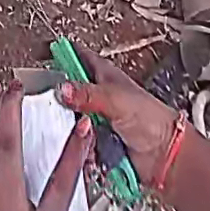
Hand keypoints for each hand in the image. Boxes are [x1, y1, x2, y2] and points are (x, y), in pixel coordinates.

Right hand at [57, 46, 178, 183]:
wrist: (167, 157)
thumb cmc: (151, 119)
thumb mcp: (115, 99)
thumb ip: (86, 94)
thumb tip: (61, 88)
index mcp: (102, 75)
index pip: (76, 56)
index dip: (60, 52)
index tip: (42, 54)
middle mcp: (97, 95)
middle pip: (68, 90)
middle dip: (60, 99)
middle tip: (54, 104)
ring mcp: (97, 119)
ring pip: (71, 117)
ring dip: (71, 126)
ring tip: (77, 130)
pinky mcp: (97, 141)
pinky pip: (78, 140)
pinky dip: (79, 144)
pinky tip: (84, 147)